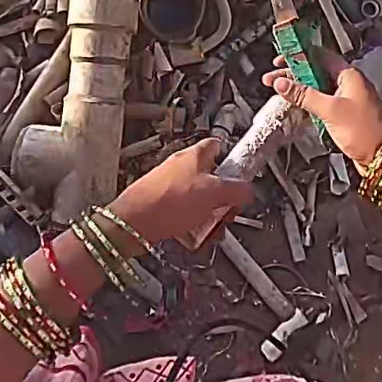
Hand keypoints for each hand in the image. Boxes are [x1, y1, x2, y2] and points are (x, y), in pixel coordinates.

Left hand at [106, 139, 253, 247]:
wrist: (133, 223)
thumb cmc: (167, 202)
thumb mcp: (213, 194)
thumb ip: (236, 190)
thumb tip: (248, 190)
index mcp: (194, 155)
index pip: (217, 146)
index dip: (231, 158)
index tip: (241, 174)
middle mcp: (180, 166)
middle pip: (211, 177)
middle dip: (222, 197)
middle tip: (226, 211)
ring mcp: (169, 185)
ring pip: (198, 198)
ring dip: (208, 214)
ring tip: (210, 229)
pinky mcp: (160, 203)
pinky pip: (183, 212)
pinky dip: (191, 224)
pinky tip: (192, 235)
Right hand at [261, 49, 381, 165]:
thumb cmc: (366, 131)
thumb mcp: (331, 110)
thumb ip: (304, 95)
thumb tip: (282, 83)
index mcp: (348, 75)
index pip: (319, 56)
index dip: (298, 55)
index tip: (281, 58)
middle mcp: (347, 84)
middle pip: (315, 72)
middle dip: (293, 74)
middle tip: (274, 79)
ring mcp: (345, 99)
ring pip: (316, 88)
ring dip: (298, 89)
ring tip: (280, 92)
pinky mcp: (343, 114)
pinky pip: (321, 103)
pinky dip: (307, 103)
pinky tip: (295, 106)